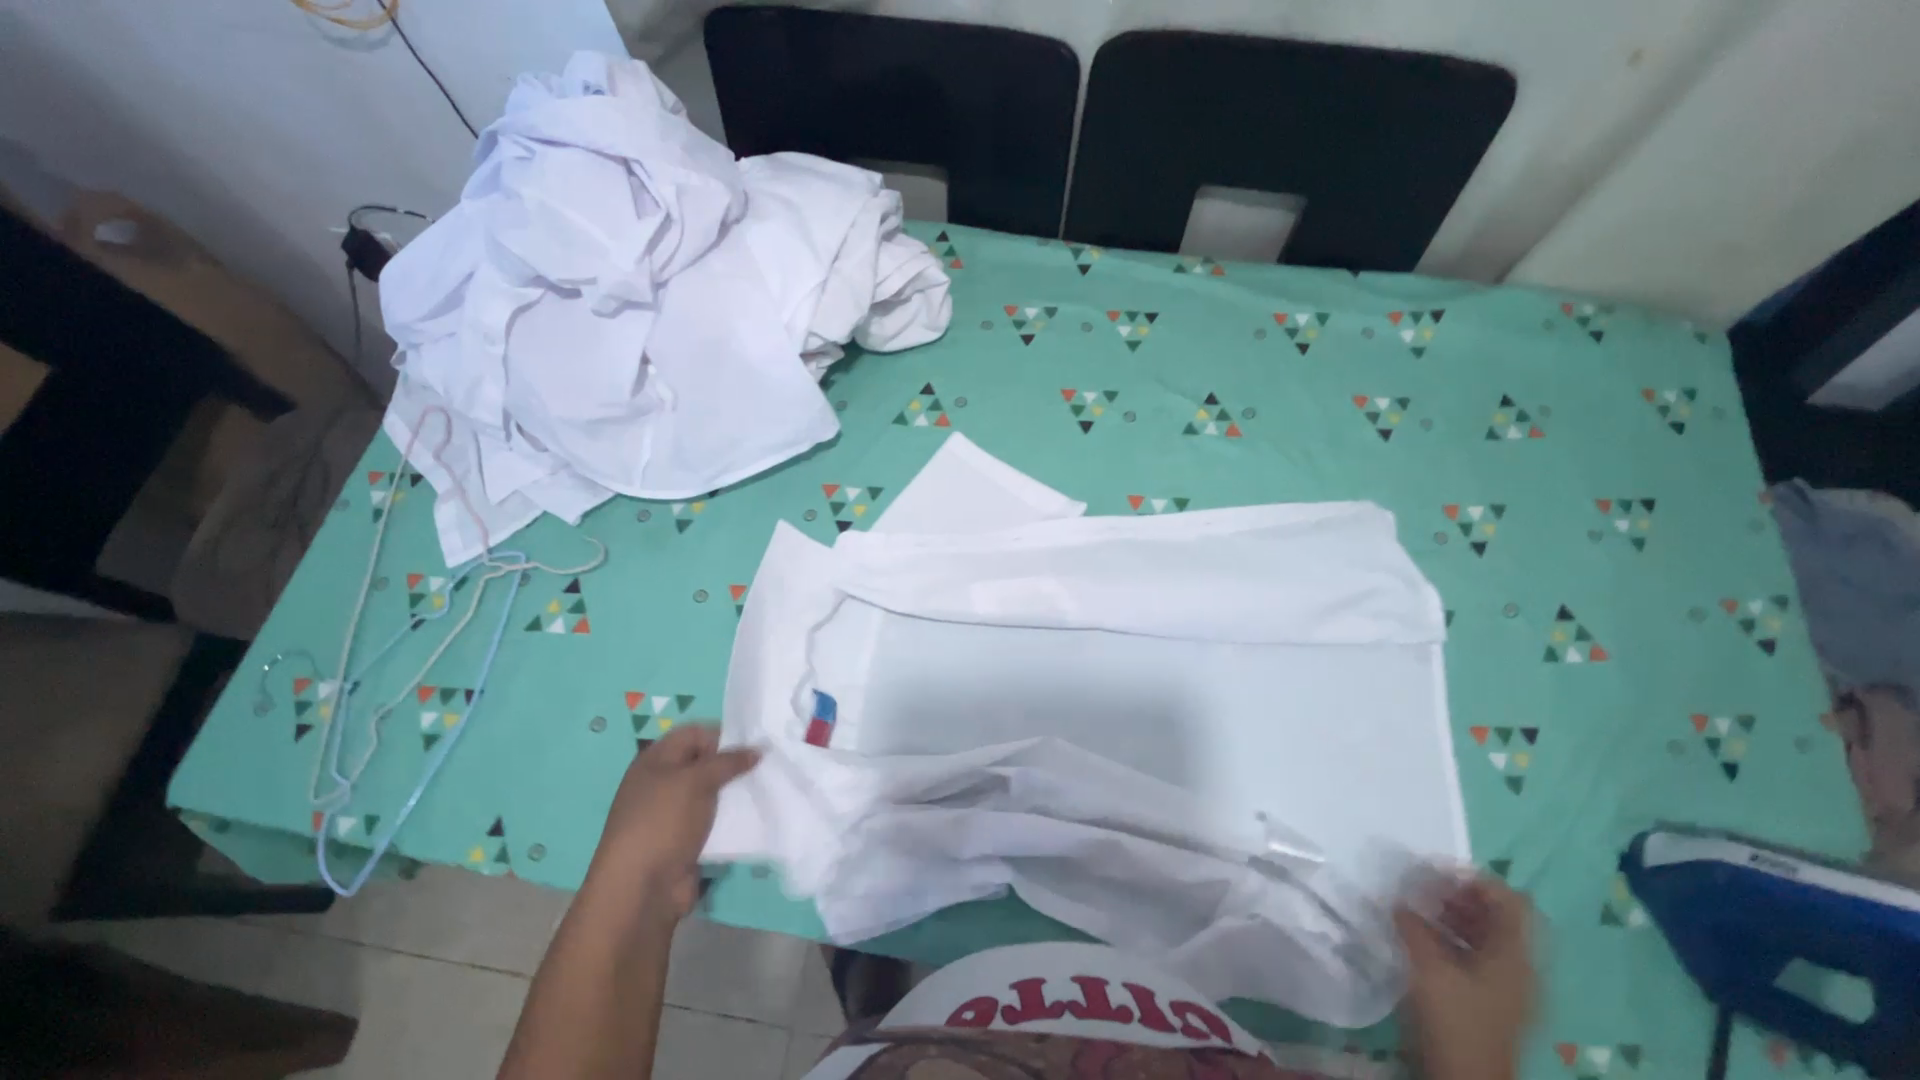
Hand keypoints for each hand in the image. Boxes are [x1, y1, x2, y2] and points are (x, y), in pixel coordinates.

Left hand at [590, 724, 759, 916]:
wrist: (640, 888)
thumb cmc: (662, 822)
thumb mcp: (694, 781)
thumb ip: (727, 761)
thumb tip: (757, 749)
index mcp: (655, 761)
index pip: (693, 734)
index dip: (721, 735)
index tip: (753, 744)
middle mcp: (663, 784)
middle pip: (704, 763)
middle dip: (734, 764)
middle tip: (767, 766)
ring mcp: (674, 815)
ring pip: (712, 794)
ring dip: (736, 793)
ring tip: (768, 790)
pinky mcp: (686, 841)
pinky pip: (714, 822)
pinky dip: (732, 820)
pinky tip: (756, 818)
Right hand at [1394, 876, 1535, 1079]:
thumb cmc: (1454, 1021)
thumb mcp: (1429, 968)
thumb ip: (1413, 927)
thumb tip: (1400, 901)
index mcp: (1514, 955)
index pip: (1508, 899)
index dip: (1473, 878)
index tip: (1434, 870)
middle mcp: (1517, 966)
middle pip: (1496, 916)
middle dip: (1458, 895)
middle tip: (1419, 886)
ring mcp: (1505, 986)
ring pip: (1483, 936)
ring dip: (1450, 916)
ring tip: (1412, 907)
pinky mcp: (1488, 1001)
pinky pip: (1473, 956)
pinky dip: (1449, 939)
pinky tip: (1418, 939)